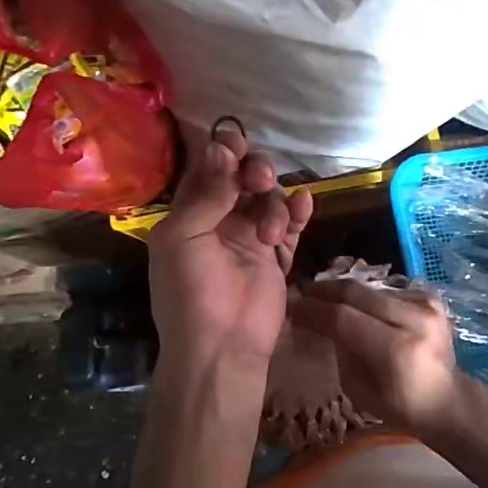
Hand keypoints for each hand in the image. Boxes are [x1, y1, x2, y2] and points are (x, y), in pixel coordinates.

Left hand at [148, 122, 313, 364]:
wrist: (221, 345)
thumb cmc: (191, 290)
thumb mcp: (183, 237)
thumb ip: (206, 193)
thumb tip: (221, 146)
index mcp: (189, 212)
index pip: (208, 169)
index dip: (223, 151)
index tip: (236, 143)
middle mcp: (220, 218)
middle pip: (243, 177)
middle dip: (254, 171)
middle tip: (259, 179)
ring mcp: (250, 236)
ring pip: (269, 197)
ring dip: (274, 203)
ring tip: (271, 233)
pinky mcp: (277, 254)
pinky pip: (291, 222)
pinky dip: (298, 210)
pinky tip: (303, 203)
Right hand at [290, 280, 465, 433]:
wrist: (446, 398)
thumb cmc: (398, 404)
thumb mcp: (356, 388)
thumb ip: (338, 349)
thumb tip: (318, 320)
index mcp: (396, 350)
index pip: (343, 317)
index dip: (313, 309)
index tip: (293, 307)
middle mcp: (414, 320)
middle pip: (355, 293)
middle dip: (324, 291)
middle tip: (303, 292)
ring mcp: (426, 305)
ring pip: (370, 287)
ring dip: (344, 291)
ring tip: (325, 296)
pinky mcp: (430, 297)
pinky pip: (387, 290)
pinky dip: (368, 296)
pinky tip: (358, 306)